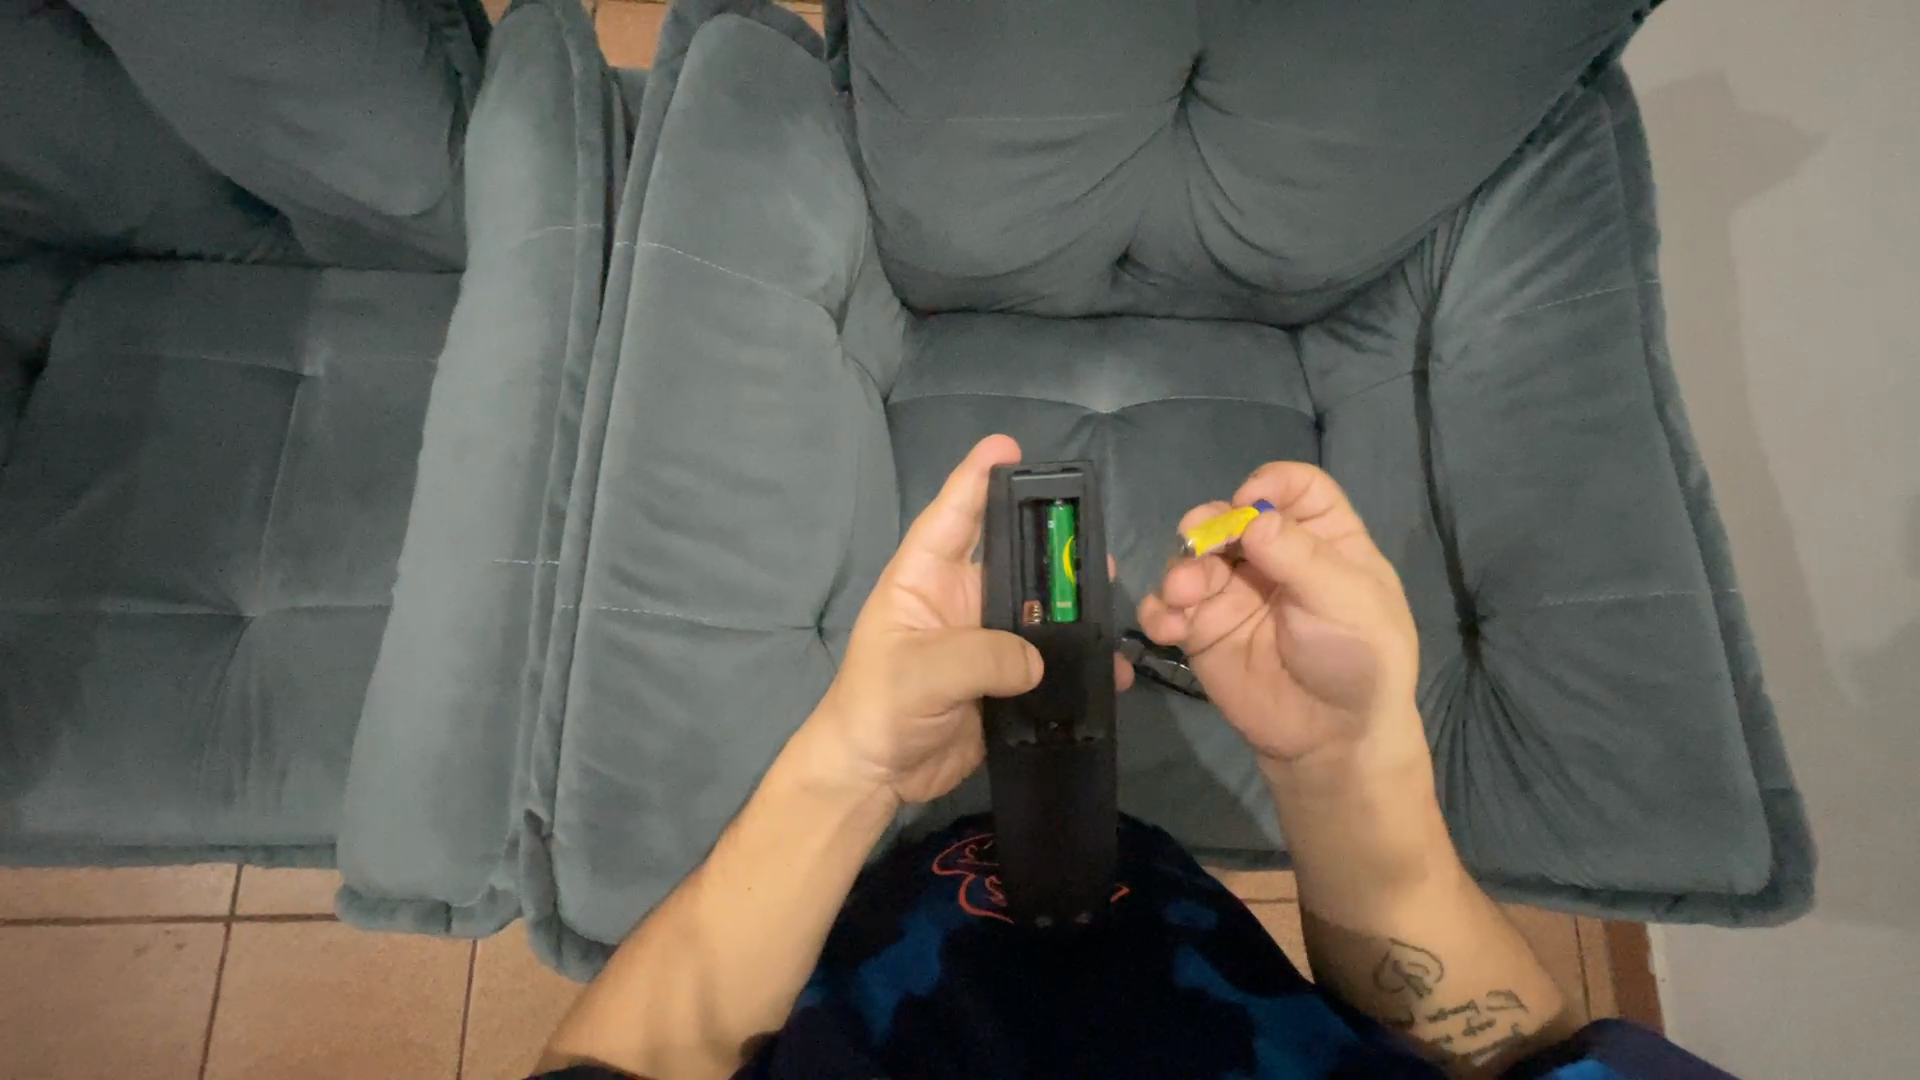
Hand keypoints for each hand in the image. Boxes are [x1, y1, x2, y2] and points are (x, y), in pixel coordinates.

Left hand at [809, 435, 1131, 805]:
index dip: (977, 478)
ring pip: (1037, 608)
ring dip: (1073, 604)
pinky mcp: (1005, 678)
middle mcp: (959, 599)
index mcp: (923, 579)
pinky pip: (1049, 658)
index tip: (1008, 447)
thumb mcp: (920, 673)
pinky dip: (1079, 661)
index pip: (951, 516)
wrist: (879, 774)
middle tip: (1093, 540)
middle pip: (1011, 557)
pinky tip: (1110, 670)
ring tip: (1112, 599)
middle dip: (1050, 543)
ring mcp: (984, 638)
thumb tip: (1040, 661)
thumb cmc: (878, 708)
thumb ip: (980, 657)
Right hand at [1137, 462, 1422, 780]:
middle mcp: (1271, 558)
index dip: (1271, 484)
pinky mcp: (1201, 628)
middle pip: (1229, 517)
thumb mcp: (1348, 604)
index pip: (1296, 489)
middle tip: (1196, 543)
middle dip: (1207, 525)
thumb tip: (1252, 518)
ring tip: (1182, 596)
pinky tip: (1168, 627)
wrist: (1328, 739)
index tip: (1249, 500)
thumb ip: (1300, 557)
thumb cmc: (1357, 662)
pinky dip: (1159, 611)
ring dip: (1178, 570)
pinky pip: (1168, 607)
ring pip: (1191, 558)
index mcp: (1322, 540)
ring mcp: (1231, 592)